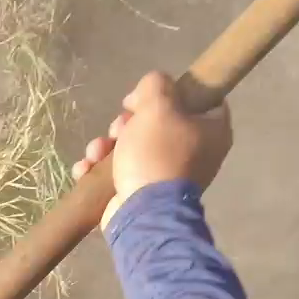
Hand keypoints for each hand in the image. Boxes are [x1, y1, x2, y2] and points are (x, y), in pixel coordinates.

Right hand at [71, 71, 232, 226]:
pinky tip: (85, 169)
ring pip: (132, 147)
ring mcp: (165, 176)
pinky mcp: (140, 194)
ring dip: (105, 146)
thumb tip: (144, 93)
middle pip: (157, 123)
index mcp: (213, 130)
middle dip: (126, 124)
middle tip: (118, 129)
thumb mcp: (158, 105)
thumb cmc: (157, 156)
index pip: (198, 98)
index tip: (144, 97)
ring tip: (95, 153)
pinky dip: (98, 169)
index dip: (168, 92)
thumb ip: (155, 84)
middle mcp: (194, 153)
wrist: (142, 214)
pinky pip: (118, 173)